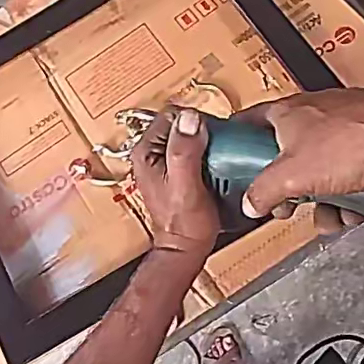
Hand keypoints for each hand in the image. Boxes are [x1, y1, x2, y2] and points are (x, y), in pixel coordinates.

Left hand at [130, 106, 220, 262]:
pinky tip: (215, 166)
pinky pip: (195, 152)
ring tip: (218, 155)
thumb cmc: (183, 224)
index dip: (194, 121)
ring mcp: (165, 163)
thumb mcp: (185, 184)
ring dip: (206, 142)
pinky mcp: (178, 172)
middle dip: (202, 131)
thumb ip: (184, 150)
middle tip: (217, 146)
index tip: (210, 134)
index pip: (171, 115)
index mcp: (145, 153)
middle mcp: (152, 155)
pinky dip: (207, 154)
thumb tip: (189, 119)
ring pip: (189, 137)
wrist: (186, 248)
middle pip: (181, 124)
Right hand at [238, 85, 363, 220]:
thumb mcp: (293, 176)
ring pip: (320, 171)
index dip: (236, 148)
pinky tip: (356, 208)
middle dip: (288, 190)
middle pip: (285, 157)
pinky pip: (348, 175)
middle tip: (287, 206)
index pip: (247, 124)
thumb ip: (263, 191)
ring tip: (333, 214)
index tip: (233, 171)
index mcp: (287, 113)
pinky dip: (350, 195)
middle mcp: (314, 115)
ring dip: (323, 200)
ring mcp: (343, 129)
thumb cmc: (361, 140)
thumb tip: (250, 201)